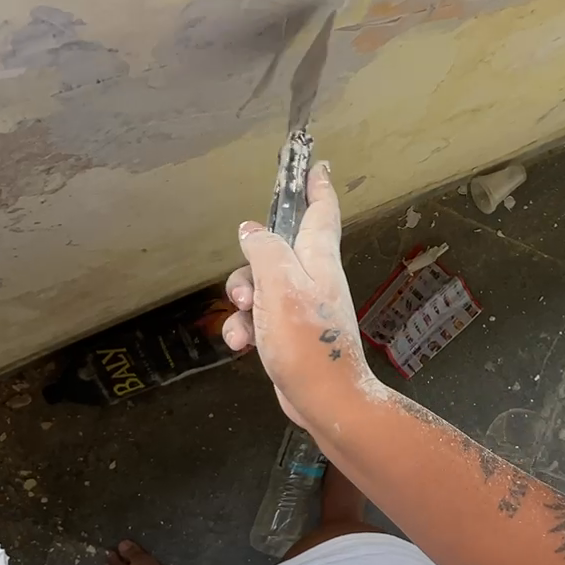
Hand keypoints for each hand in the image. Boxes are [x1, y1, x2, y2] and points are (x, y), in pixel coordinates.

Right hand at [221, 161, 379, 430]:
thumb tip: (251, 231)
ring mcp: (300, 310)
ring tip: (244, 328)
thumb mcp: (280, 286)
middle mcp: (312, 280)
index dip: (316, 186)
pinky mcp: (288, 336)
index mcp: (318, 260)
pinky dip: (245, 331)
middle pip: (272, 253)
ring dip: (240, 308)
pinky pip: (257, 321)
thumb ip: (264, 251)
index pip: (320, 213)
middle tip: (245, 294)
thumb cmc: (306, 341)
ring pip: (258, 290)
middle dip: (248, 268)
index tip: (314, 164)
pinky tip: (242, 347)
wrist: (324, 400)